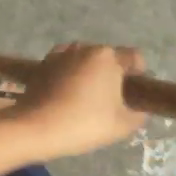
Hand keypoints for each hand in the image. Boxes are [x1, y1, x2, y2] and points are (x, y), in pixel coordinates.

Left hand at [11, 43, 148, 159]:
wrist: (36, 128)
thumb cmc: (84, 124)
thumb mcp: (122, 126)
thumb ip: (138, 114)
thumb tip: (138, 110)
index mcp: (108, 57)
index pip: (134, 57)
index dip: (139, 74)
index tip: (135, 92)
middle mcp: (85, 48)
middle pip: (108, 58)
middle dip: (112, 74)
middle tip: (110, 100)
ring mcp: (61, 53)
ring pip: (84, 60)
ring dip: (89, 73)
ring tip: (85, 97)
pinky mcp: (42, 64)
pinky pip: (64, 65)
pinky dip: (68, 74)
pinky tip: (65, 93)